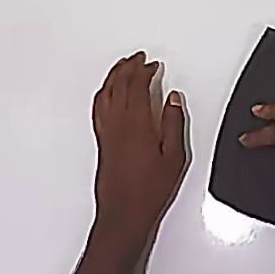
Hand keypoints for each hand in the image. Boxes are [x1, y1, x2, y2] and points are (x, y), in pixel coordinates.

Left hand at [90, 52, 187, 249]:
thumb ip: (174, 123)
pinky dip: (105, 92)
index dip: (145, 71)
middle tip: (138, 59)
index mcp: (136, 123)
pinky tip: (109, 92)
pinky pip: (99, 107)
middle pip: (119, 85)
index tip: (153, 65)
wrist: (124, 215)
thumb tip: (173, 100)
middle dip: (129, 67)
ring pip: (106, 93)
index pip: (137, 86)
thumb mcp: (175, 156)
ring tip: (123, 67)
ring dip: (115, 76)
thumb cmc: (149, 190)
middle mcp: (117, 124)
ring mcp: (106, 132)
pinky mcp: (101, 142)